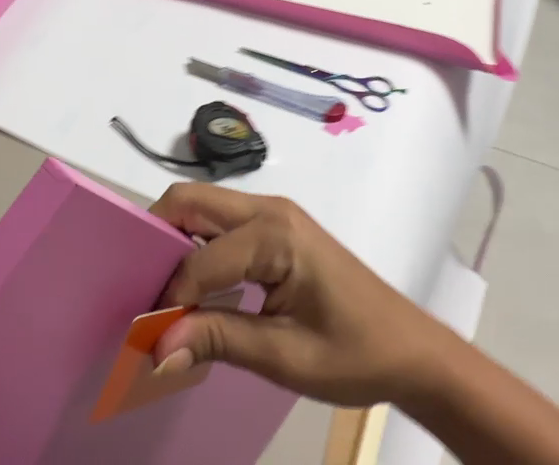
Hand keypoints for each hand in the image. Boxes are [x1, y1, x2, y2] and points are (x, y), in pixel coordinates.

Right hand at [148, 183, 456, 408]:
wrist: (414, 352)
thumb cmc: (356, 354)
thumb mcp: (285, 356)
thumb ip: (217, 340)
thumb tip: (156, 348)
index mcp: (274, 234)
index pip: (197, 257)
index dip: (170, 294)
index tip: (150, 331)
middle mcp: (269, 209)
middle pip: (188, 202)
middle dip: (156, 239)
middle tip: (144, 290)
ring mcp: (273, 214)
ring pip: (200, 207)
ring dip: (174, 239)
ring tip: (163, 290)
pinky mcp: (276, 227)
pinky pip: (218, 222)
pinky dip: (195, 244)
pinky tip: (195, 285)